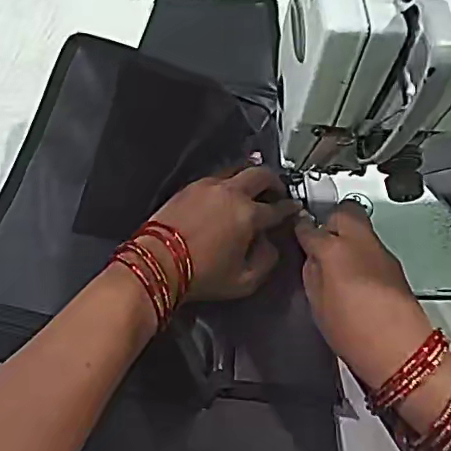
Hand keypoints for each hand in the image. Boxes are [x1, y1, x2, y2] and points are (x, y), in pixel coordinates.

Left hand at [146, 163, 300, 301]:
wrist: (157, 262)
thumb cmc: (201, 275)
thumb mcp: (244, 281)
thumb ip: (266, 260)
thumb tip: (268, 244)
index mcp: (248, 214)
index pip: (277, 208)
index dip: (289, 209)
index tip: (293, 209)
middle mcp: (230, 193)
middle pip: (261, 174)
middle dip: (275, 182)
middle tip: (277, 192)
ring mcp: (207, 186)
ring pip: (237, 169)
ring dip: (249, 177)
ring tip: (252, 189)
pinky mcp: (189, 187)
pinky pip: (216, 177)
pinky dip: (227, 182)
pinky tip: (225, 194)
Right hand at [294, 200, 436, 385]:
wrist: (400, 352)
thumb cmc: (358, 334)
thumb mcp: (317, 304)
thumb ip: (311, 272)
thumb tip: (311, 259)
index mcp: (334, 250)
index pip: (309, 228)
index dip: (300, 229)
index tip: (298, 232)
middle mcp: (360, 244)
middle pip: (342, 212)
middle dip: (329, 220)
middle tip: (319, 236)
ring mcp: (381, 252)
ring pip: (360, 226)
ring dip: (347, 235)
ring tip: (336, 257)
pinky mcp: (394, 265)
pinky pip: (372, 246)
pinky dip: (361, 251)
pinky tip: (353, 272)